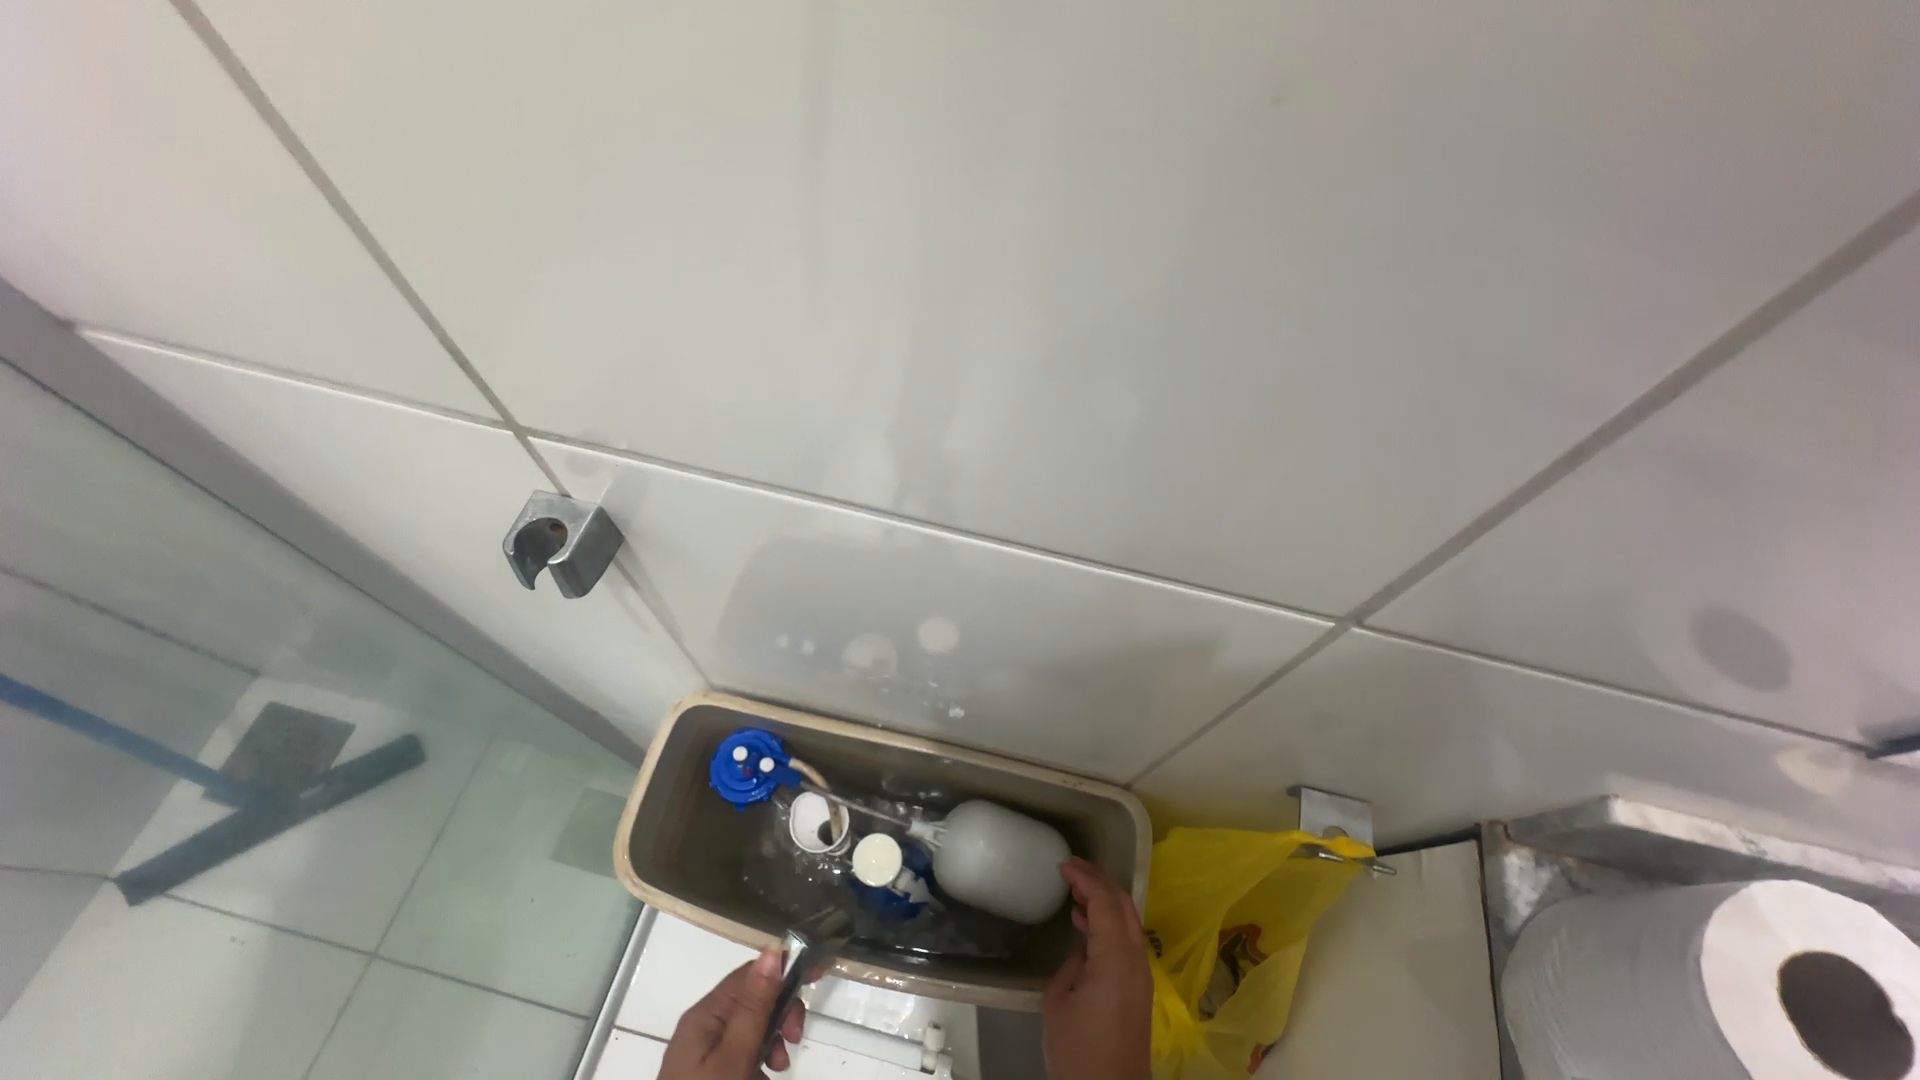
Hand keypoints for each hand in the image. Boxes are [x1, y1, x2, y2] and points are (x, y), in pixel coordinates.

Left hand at [659, 948, 805, 1079]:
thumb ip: (753, 1007)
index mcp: (705, 1015)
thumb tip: (771, 952)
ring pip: (752, 1027)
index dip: (784, 969)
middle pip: (753, 999)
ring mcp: (705, 1051)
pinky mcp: (711, 1073)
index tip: (817, 976)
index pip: (750, 972)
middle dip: (781, 1012)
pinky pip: (743, 1052)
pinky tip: (766, 1079)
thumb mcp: (734, 1057)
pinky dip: (761, 1061)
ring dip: (774, 1039)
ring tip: (780, 1068)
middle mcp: (703, 1026)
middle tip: (796, 1038)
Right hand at [1043, 857, 1153, 1079]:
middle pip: (1124, 905)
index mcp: (1116, 958)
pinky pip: (1126, 941)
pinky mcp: (1139, 990)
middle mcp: (1136, 960)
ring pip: (1128, 922)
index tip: (1063, 865)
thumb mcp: (1059, 1002)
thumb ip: (1071, 965)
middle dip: (1099, 882)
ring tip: (1075, 890)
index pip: (1106, 901)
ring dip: (1105, 901)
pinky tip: (1086, 925)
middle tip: (1071, 869)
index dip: (1086, 878)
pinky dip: (1109, 923)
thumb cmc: (1078, 1051)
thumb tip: (1083, 953)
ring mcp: (1141, 975)